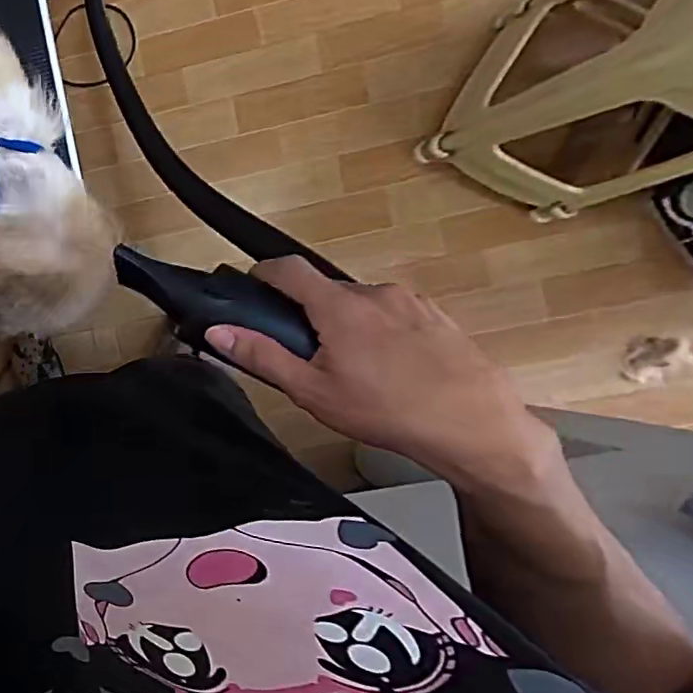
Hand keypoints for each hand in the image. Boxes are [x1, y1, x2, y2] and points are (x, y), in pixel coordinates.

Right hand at [205, 256, 559, 494]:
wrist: (471, 423)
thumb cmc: (391, 410)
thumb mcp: (312, 390)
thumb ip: (262, 356)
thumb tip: (221, 333)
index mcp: (339, 307)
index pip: (289, 269)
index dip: (265, 272)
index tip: (255, 282)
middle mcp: (376, 293)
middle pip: (327, 292)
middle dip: (312, 315)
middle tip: (311, 357)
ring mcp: (410, 302)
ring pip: (362, 305)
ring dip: (349, 326)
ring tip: (356, 373)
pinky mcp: (435, 316)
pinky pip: (394, 316)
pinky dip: (381, 334)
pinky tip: (390, 372)